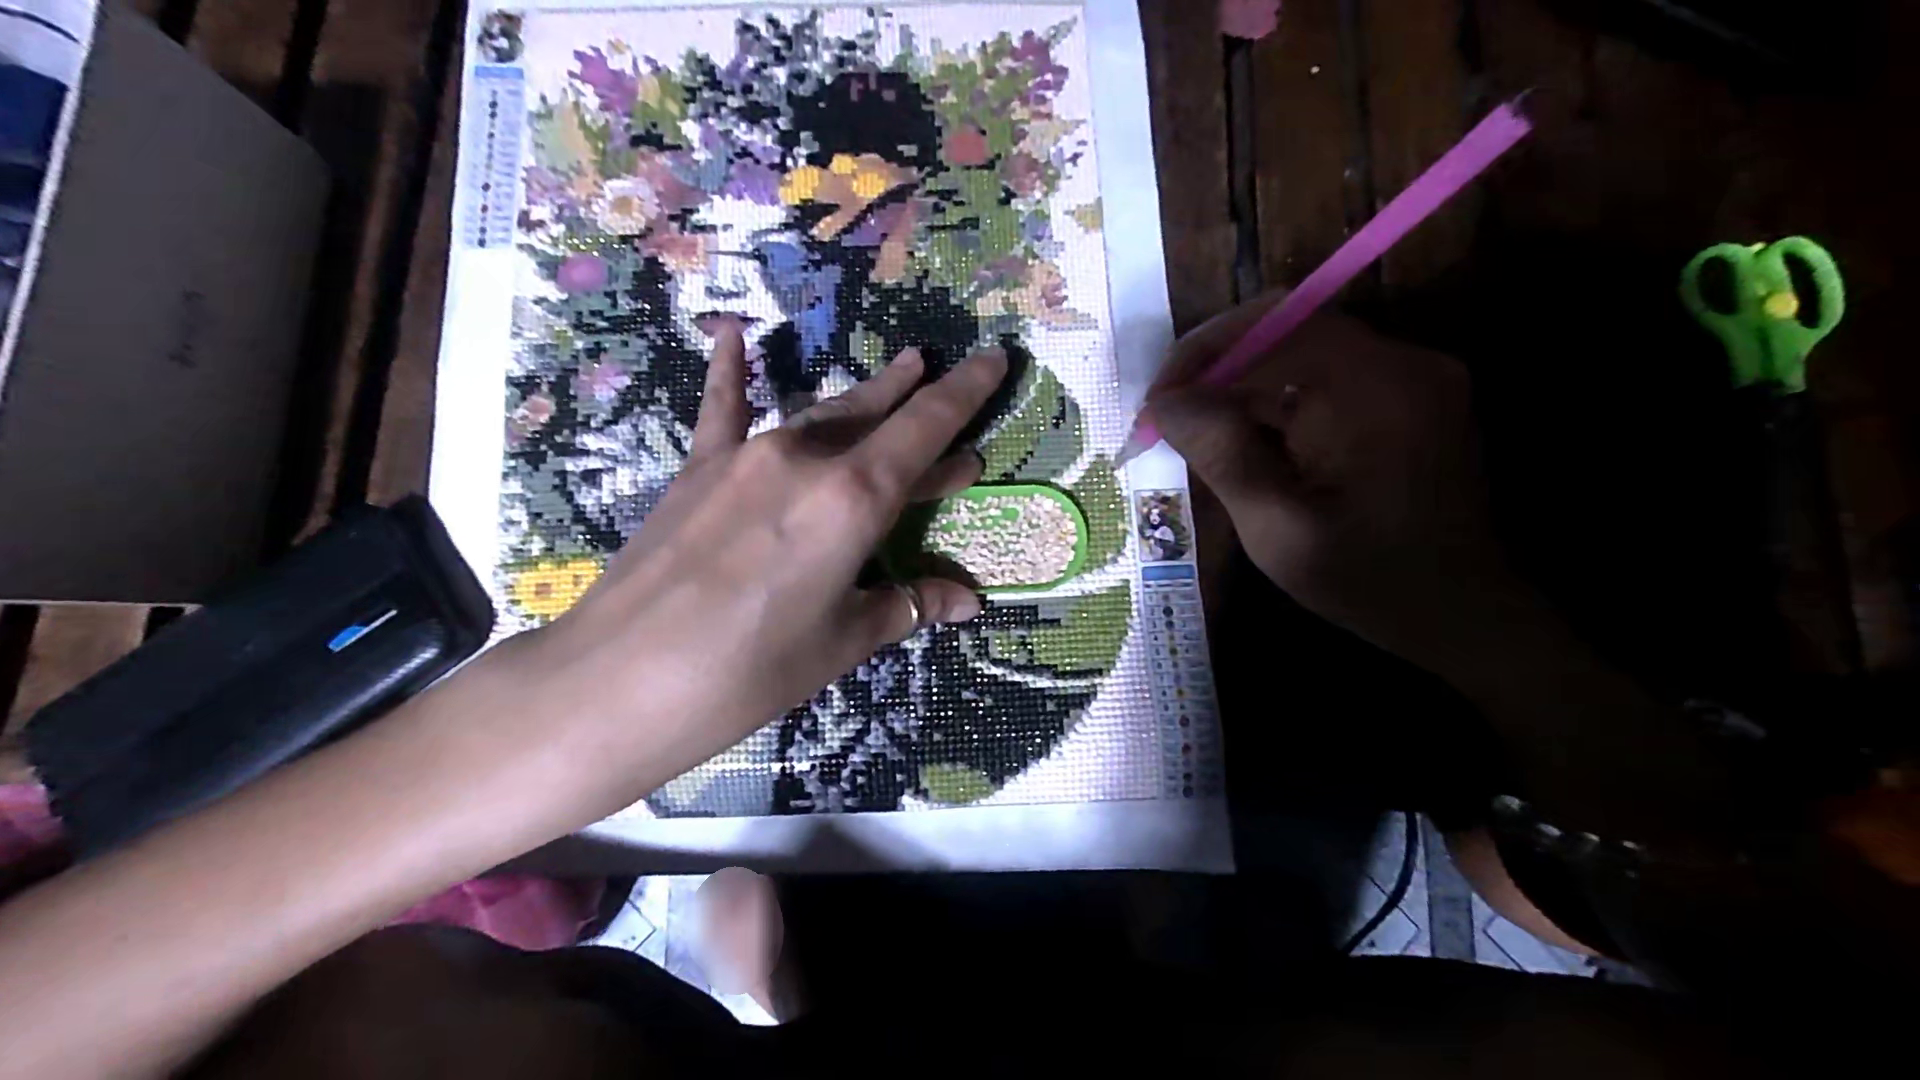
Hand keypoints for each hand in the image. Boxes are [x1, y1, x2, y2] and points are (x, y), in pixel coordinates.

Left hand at [496, 325, 1000, 798]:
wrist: (619, 680)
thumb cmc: (751, 670)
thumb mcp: (843, 641)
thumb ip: (908, 604)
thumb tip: (968, 601)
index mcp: (854, 498)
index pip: (927, 428)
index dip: (967, 392)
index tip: (995, 358)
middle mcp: (805, 457)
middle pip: (878, 415)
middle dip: (922, 397)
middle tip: (950, 380)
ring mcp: (746, 455)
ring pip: (822, 412)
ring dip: (866, 396)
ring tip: (900, 372)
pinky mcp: (698, 468)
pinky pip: (723, 410)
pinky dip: (731, 373)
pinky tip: (731, 334)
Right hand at [1148, 293, 1522, 661]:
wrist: (1460, 612)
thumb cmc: (1365, 580)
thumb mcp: (1277, 528)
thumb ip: (1222, 454)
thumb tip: (1164, 401)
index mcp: (1372, 389)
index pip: (1268, 330)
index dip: (1199, 359)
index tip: (1154, 409)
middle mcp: (1399, 362)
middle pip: (1285, 328)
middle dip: (1214, 366)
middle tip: (1166, 415)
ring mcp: (1409, 375)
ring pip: (1300, 350)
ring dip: (1241, 384)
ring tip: (1196, 432)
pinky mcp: (1406, 395)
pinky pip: (1323, 375)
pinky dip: (1274, 399)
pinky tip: (1247, 439)